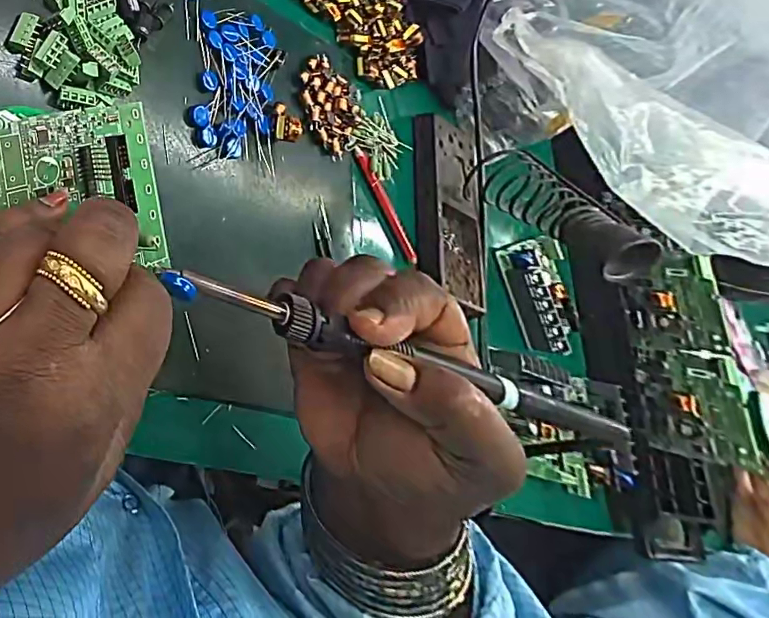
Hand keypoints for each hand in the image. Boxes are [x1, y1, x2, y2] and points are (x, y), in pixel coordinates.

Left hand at [0, 196, 170, 616]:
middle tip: (106, 246)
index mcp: (80, 404)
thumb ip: (124, 379)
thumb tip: (132, 298)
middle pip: (93, 242)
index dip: (144, 293)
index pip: (145, 303)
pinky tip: (14, 255)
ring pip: (35, 227)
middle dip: (112, 232)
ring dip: (58, 230)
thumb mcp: (90, 471)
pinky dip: (10, 236)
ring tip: (58, 255)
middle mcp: (26, 348)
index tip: (129, 302)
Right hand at [278, 256, 526, 566]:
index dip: (396, 301)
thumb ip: (460, 412)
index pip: (422, 295)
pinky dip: (286, 298)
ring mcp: (346, 327)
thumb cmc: (438, 472)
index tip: (374, 328)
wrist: (379, 495)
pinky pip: (292, 297)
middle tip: (344, 323)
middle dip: (353, 290)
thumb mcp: (482, 457)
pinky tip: (296, 324)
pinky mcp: (308, 339)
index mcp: (442, 340)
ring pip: (330, 275)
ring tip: (321, 327)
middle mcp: (393, 323)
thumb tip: (399, 367)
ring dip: (319, 289)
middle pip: (372, 274)